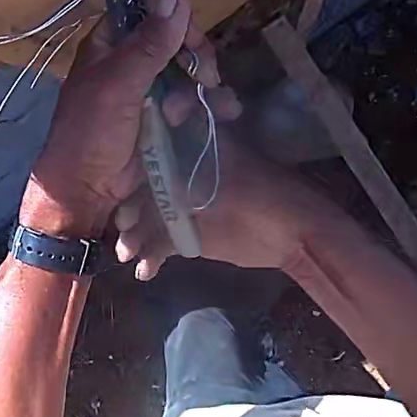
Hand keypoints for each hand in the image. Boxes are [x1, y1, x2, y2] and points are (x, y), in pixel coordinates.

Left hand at [21, 0, 242, 238]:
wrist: (88, 190)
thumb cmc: (91, 133)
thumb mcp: (118, 85)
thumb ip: (149, 45)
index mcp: (109, 44)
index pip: (148, 9)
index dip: (173, 18)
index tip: (190, 39)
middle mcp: (129, 60)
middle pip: (174, 38)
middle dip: (193, 58)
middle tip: (207, 77)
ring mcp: (147, 87)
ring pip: (187, 69)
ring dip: (199, 87)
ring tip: (198, 111)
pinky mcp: (162, 113)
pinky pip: (191, 96)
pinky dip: (206, 102)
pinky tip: (223, 112)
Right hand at [113, 112, 343, 280]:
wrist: (292, 236)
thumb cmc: (264, 196)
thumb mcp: (223, 182)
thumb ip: (185, 178)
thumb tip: (148, 174)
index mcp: (192, 149)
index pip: (153, 145)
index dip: (136, 159)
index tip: (126, 176)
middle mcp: (180, 174)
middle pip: (144, 186)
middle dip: (131, 205)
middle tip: (123, 223)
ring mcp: (181, 206)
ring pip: (148, 218)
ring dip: (135, 236)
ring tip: (127, 253)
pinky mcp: (186, 236)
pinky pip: (161, 245)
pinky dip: (151, 258)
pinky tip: (144, 272)